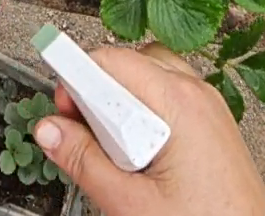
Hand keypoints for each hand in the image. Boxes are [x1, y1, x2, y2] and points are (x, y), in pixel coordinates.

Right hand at [35, 44, 264, 215]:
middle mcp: (196, 94)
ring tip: (112, 146)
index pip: (112, 62)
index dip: (77, 77)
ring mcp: (209, 107)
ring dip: (122, 100)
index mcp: (178, 104)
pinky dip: (146, 111)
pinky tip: (138, 152)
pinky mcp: (214, 124)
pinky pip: (170, 95)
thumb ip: (85, 162)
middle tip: (79, 130)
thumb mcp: (131, 205)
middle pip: (130, 63)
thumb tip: (50, 130)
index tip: (57, 100)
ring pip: (150, 75)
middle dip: (98, 90)